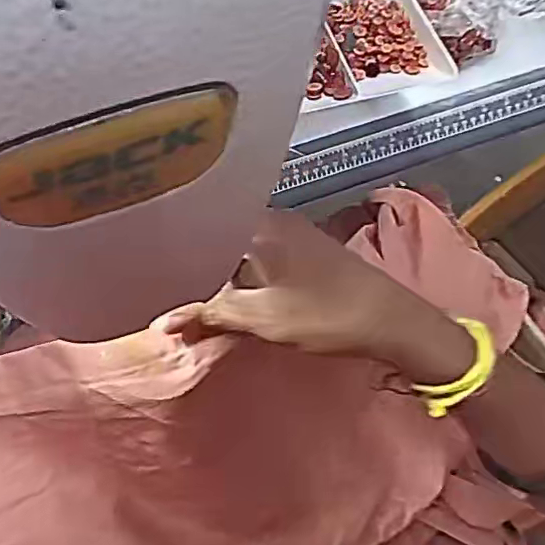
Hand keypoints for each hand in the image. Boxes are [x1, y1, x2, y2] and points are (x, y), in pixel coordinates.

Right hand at [153, 209, 472, 384]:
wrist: (393, 322)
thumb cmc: (325, 314)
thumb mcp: (261, 318)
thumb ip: (209, 315)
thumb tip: (161, 325)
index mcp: (260, 223)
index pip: (202, 223)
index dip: (174, 246)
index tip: (150, 266)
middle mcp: (273, 220)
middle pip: (218, 238)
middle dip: (194, 264)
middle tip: (164, 286)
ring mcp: (291, 235)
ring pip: (237, 250)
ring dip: (217, 274)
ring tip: (188, 293)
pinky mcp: (302, 255)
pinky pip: (256, 260)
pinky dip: (238, 278)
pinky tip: (227, 296)